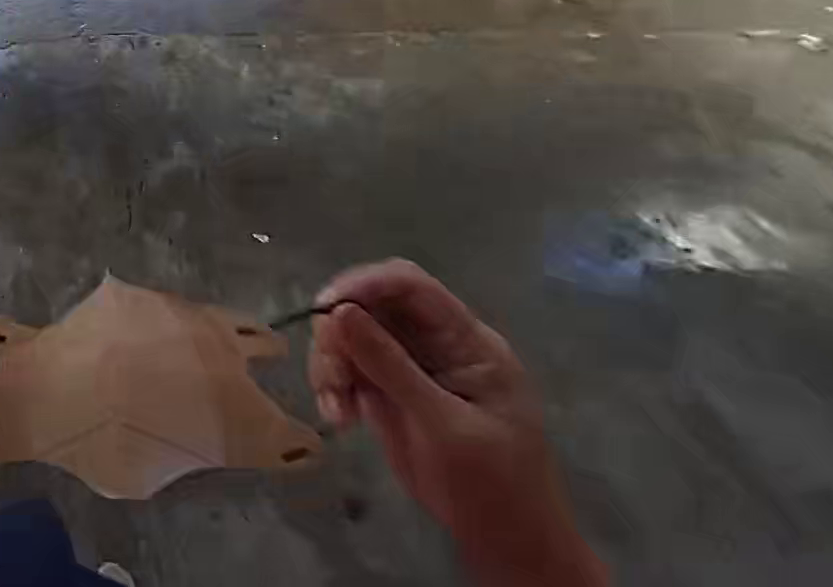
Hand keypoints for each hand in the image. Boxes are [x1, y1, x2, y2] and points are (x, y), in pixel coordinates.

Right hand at [309, 261, 605, 586]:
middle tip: (330, 370)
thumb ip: (391, 366)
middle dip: (338, 331)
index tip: (326, 307)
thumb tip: (337, 311)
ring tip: (336, 407)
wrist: (505, 548)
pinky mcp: (382, 384)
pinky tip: (339, 417)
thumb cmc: (493, 488)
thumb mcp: (444, 427)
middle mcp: (431, 340)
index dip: (365, 284)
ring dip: (330, 362)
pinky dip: (330, 384)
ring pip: (346, 332)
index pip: (410, 285)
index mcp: (465, 340)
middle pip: (368, 303)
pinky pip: (342, 363)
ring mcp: (405, 361)